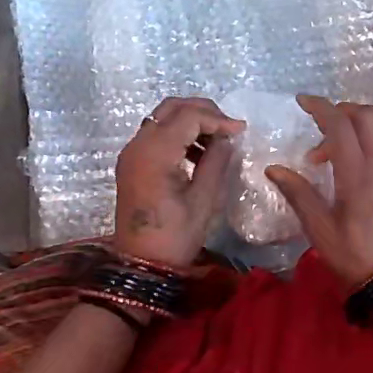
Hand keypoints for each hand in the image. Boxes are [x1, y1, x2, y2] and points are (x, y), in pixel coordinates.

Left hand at [114, 97, 243, 266]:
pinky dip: (177, 134)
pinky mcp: (132, 163)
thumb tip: (227, 139)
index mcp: (155, 153)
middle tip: (229, 128)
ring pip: (162, 118)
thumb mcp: (203, 200)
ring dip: (190, 121)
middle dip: (203, 111)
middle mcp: (138, 145)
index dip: (217, 119)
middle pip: (171, 108)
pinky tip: (198, 153)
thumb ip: (216, 162)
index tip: (241, 131)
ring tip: (218, 140)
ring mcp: (131, 153)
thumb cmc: (175, 236)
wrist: (141, 264)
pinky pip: (155, 135)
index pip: (188, 116)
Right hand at [266, 95, 372, 284]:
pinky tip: (343, 175)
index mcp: (358, 178)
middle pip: (368, 116)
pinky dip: (359, 150)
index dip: (321, 108)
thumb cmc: (352, 255)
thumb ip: (298, 194)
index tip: (303, 102)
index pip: (342, 127)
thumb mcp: (319, 229)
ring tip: (321, 160)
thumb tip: (274, 169)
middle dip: (341, 110)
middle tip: (317, 122)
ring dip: (348, 133)